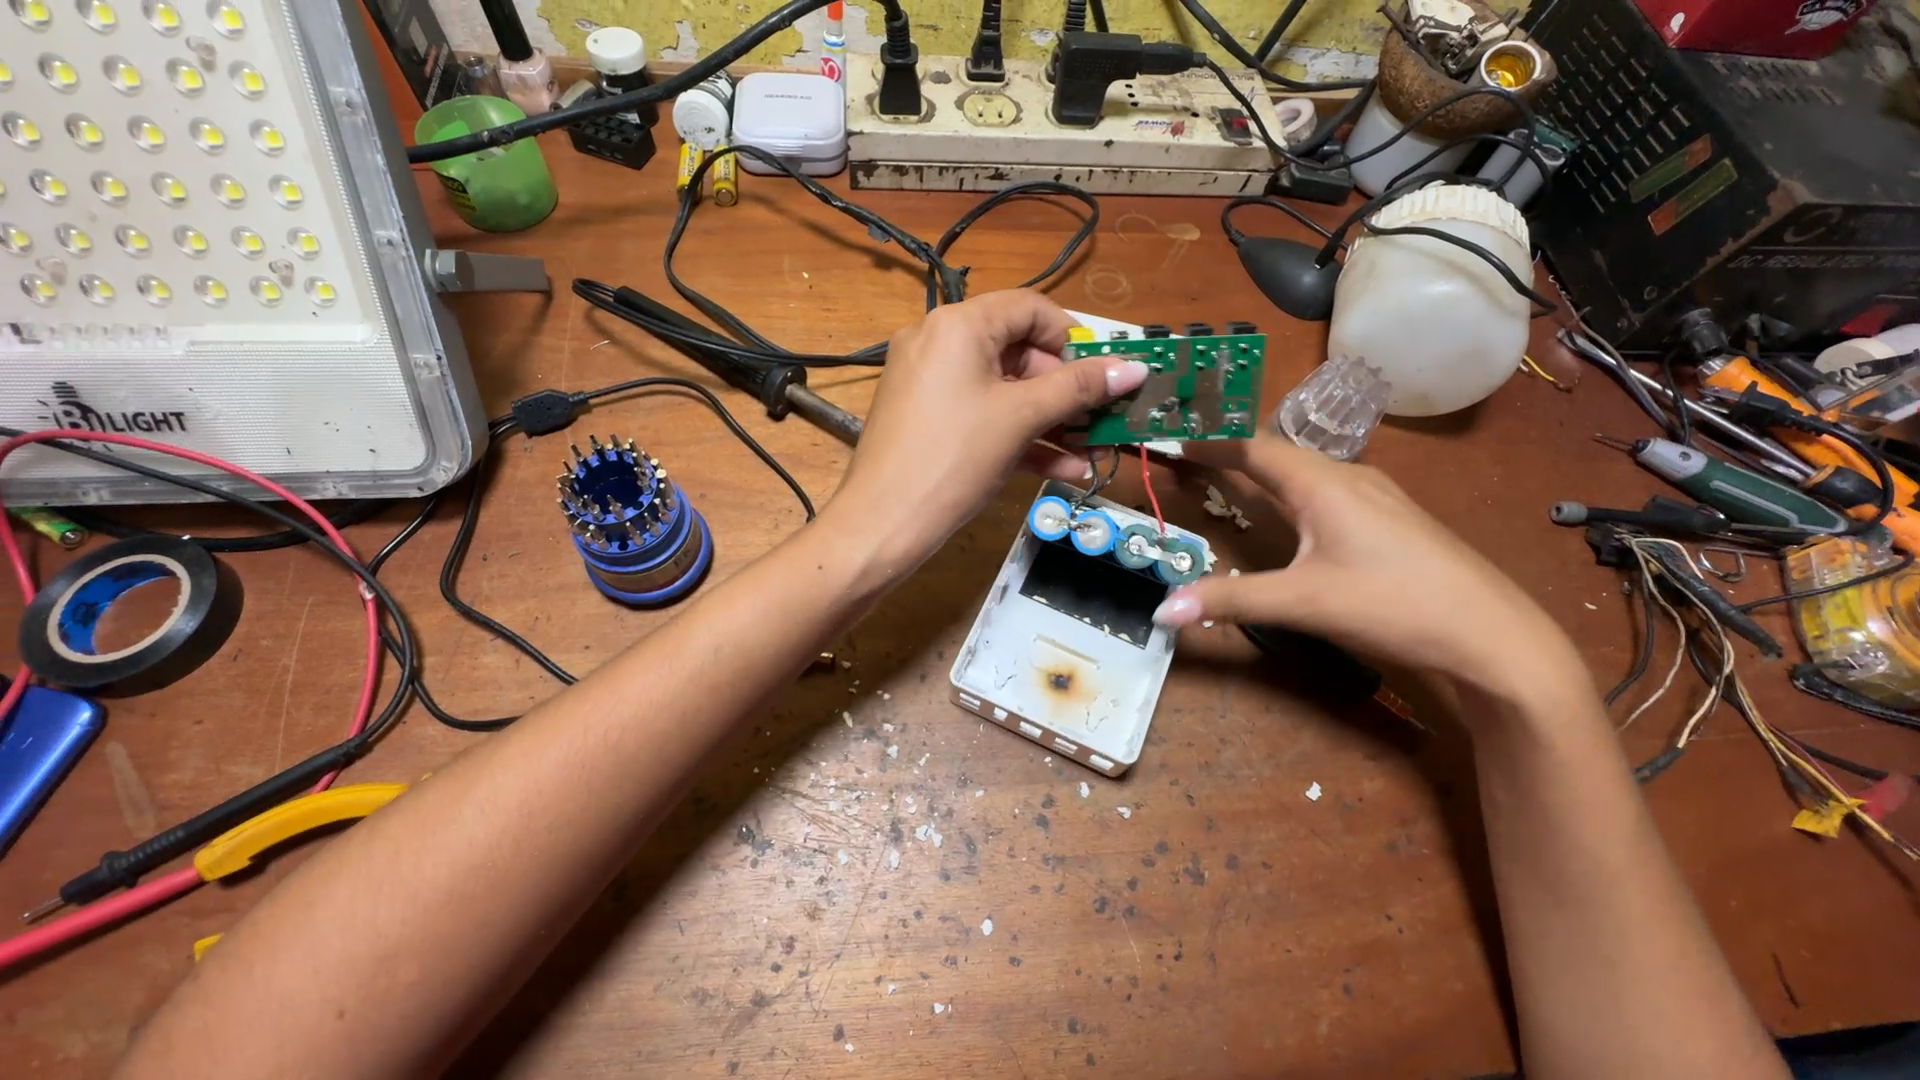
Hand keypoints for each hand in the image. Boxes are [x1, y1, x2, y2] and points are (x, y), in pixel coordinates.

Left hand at [830, 290, 1147, 568]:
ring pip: (1004, 390)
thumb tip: (1135, 368)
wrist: (883, 525)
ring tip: (1093, 449)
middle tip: (1100, 419)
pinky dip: (1020, 436)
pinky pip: (983, 416)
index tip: (1103, 372)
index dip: (1072, 338)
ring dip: (1051, 420)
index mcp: (958, 324)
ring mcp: (931, 384)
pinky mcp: (928, 420)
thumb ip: (1079, 388)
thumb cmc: (954, 458)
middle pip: (1019, 351)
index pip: (1029, 308)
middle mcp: (939, 342)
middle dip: (1066, 390)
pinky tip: (1064, 467)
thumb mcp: (1021, 418)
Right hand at [1152, 435, 1586, 705]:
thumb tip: (1161, 611)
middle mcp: (1348, 478)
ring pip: (1305, 470)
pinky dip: (1289, 490)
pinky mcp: (1389, 521)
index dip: (1209, 441)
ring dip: (1262, 470)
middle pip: (1277, 452)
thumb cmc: (1393, 605)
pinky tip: (1289, 513)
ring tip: (1226, 476)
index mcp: (1323, 484)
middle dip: (1229, 452)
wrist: (1492, 636)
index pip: (1253, 447)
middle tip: (1186, 455)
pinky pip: (1325, 490)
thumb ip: (1230, 602)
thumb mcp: (1303, 604)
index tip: (1169, 436)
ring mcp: (1375, 498)